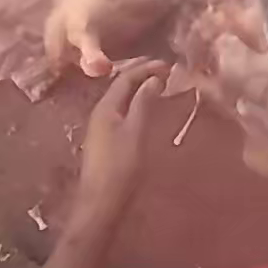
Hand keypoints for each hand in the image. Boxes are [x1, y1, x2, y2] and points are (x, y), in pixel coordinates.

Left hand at [72, 58, 169, 227]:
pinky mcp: (105, 138)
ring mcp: (101, 126)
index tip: (168, 63)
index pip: (126, 77)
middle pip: (121, 85)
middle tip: (164, 68)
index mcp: (106, 107)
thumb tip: (154, 79)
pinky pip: (122, 109)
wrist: (100, 203)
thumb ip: (143, 103)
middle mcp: (100, 112)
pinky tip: (146, 107)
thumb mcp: (136, 132)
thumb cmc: (120, 167)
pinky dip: (136, 101)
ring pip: (121, 97)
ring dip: (139, 87)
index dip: (146, 67)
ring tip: (159, 83)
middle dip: (142, 73)